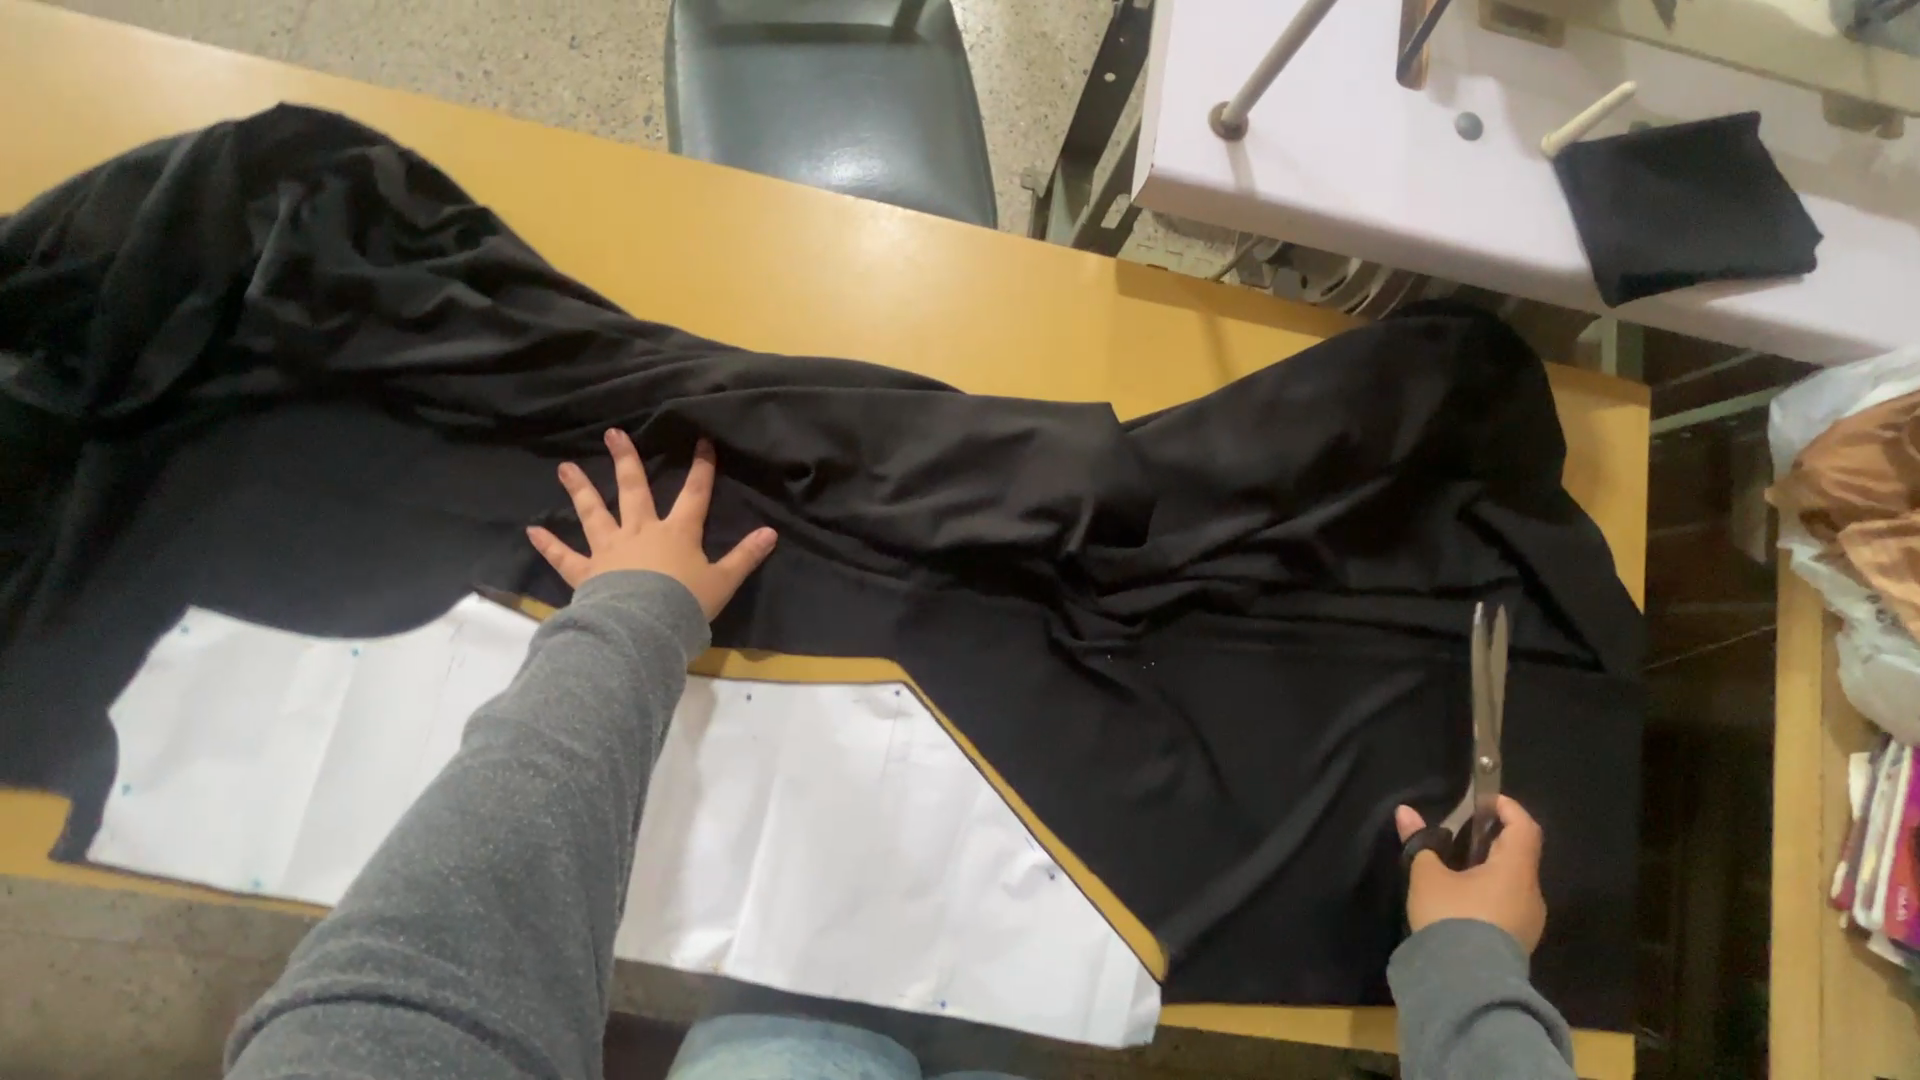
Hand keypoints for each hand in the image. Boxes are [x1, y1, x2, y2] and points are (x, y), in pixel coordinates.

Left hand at [526, 429, 777, 619]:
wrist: (644, 627)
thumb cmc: (686, 603)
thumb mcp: (723, 581)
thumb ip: (745, 556)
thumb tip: (771, 532)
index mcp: (677, 533)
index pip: (695, 494)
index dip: (701, 468)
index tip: (702, 442)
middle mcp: (641, 532)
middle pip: (634, 490)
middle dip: (627, 462)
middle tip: (613, 435)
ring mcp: (610, 549)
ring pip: (594, 513)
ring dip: (580, 490)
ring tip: (565, 468)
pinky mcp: (586, 572)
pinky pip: (564, 557)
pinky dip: (549, 545)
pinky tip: (532, 531)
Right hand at [1395, 795, 1547, 952]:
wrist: (1465, 982)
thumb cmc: (1451, 916)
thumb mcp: (1427, 874)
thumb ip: (1420, 841)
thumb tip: (1406, 811)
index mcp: (1515, 870)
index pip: (1525, 828)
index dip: (1508, 809)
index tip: (1486, 800)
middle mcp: (1530, 892)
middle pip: (1519, 855)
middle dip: (1493, 839)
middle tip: (1462, 832)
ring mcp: (1528, 920)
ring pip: (1512, 881)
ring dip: (1490, 867)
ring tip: (1456, 865)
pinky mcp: (1518, 940)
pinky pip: (1507, 903)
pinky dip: (1489, 890)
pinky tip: (1462, 897)